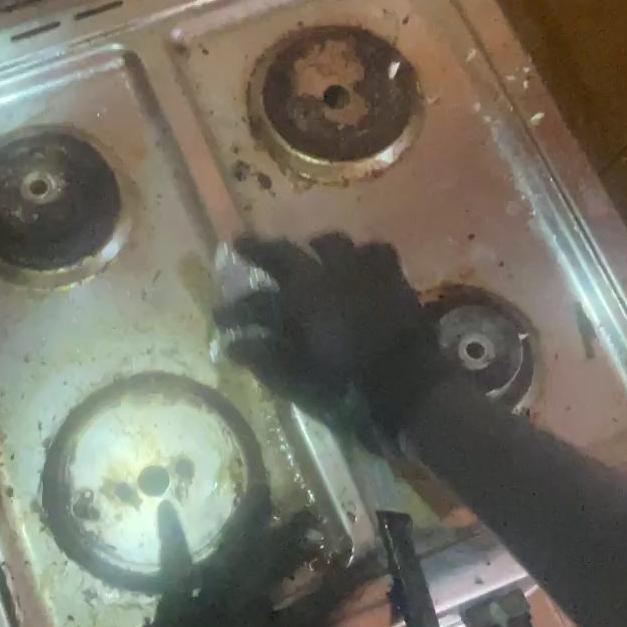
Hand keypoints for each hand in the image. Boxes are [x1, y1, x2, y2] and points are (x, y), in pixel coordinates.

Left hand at [101, 505, 356, 626]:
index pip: (320, 603)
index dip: (350, 578)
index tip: (373, 555)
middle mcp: (235, 615)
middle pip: (270, 565)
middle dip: (293, 535)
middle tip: (312, 511)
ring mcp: (198, 608)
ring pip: (228, 555)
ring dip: (247, 524)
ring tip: (262, 491)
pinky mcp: (170, 612)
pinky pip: (173, 569)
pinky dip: (172, 540)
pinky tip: (168, 509)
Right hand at [217, 233, 451, 437]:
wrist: (408, 380)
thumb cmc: (348, 384)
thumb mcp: (299, 378)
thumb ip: (265, 358)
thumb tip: (233, 346)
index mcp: (298, 301)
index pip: (254, 302)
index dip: (234, 310)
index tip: (219, 317)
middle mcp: (324, 275)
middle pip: (284, 254)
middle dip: (260, 250)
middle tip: (244, 245)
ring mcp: (359, 270)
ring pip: (331, 243)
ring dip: (313, 247)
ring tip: (310, 251)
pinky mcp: (390, 274)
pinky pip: (375, 251)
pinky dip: (362, 255)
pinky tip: (359, 263)